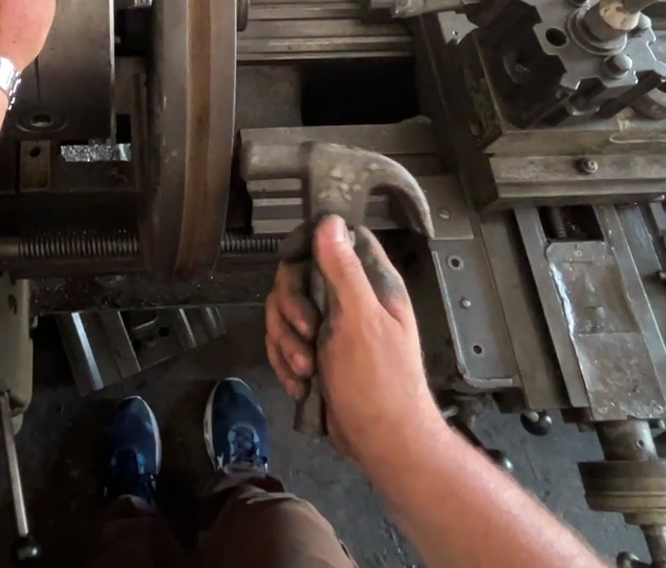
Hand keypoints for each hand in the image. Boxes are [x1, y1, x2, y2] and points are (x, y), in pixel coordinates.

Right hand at [266, 215, 446, 467]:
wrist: (381, 445)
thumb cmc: (380, 382)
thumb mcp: (361, 321)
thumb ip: (343, 271)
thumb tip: (330, 220)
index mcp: (371, 285)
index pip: (340, 241)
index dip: (314, 246)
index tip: (298, 266)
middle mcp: (350, 299)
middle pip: (298, 276)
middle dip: (291, 308)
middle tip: (306, 333)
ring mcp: (331, 327)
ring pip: (285, 311)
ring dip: (286, 341)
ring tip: (304, 370)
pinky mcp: (315, 352)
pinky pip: (283, 341)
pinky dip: (284, 361)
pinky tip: (299, 383)